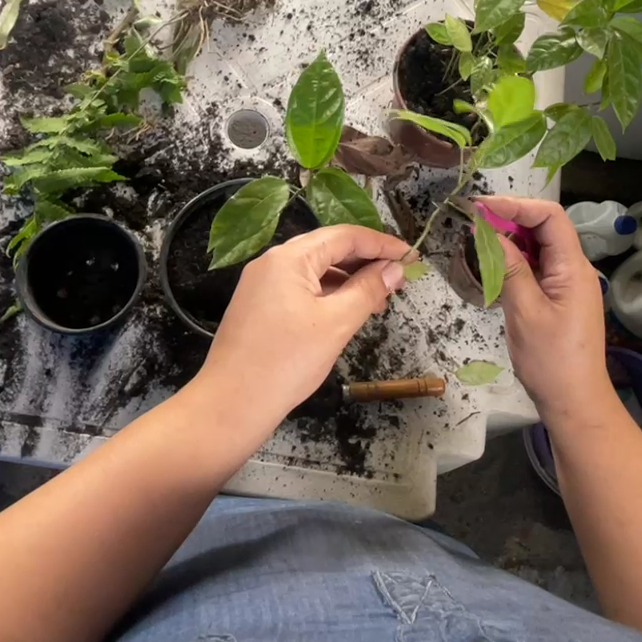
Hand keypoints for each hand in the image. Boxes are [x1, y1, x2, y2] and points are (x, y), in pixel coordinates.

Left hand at [195, 224, 412, 430]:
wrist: (231, 405)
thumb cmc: (285, 362)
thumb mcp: (336, 324)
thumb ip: (368, 290)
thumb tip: (394, 268)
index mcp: (289, 258)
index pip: (344, 236)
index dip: (381, 243)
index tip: (410, 255)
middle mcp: (272, 262)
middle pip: (328, 249)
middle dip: (366, 261)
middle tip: (398, 279)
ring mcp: (262, 284)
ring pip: (315, 270)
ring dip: (349, 280)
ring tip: (378, 301)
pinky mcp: (259, 306)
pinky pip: (301, 288)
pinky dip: (328, 295)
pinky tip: (347, 312)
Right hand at [476, 195, 611, 422]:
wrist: (575, 402)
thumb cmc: (551, 360)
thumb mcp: (524, 311)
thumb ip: (509, 268)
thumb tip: (488, 232)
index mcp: (573, 267)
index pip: (550, 217)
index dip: (516, 205)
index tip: (481, 207)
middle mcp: (575, 269)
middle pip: (544, 227)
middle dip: (509, 218)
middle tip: (472, 222)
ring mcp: (567, 283)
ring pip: (538, 247)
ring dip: (509, 239)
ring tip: (477, 242)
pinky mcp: (558, 297)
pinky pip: (536, 267)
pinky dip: (514, 261)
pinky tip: (492, 267)